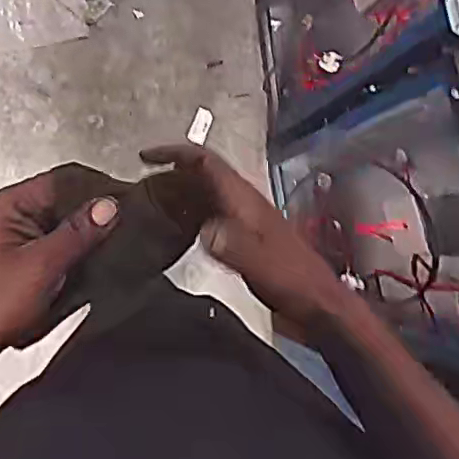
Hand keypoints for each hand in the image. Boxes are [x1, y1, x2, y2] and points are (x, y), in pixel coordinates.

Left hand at [0, 168, 119, 348]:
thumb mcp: (42, 265)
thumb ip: (76, 233)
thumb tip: (108, 207)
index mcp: (15, 203)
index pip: (66, 179)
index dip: (98, 186)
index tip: (126, 199)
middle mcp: (25, 209)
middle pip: (74, 193)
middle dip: (101, 204)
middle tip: (131, 216)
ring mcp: (36, 227)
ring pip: (78, 213)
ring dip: (99, 223)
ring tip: (126, 231)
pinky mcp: (46, 246)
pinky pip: (77, 233)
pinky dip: (94, 238)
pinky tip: (110, 246)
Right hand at [139, 144, 356, 330]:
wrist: (318, 305)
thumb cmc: (293, 280)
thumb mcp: (260, 262)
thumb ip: (232, 244)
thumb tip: (202, 229)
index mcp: (245, 200)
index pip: (207, 162)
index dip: (176, 153)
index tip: (147, 156)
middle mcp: (243, 204)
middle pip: (204, 174)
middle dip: (171, 172)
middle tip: (141, 185)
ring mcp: (244, 221)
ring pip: (206, 194)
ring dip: (179, 192)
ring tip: (150, 204)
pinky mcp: (244, 239)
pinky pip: (210, 215)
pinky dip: (189, 215)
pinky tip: (176, 232)